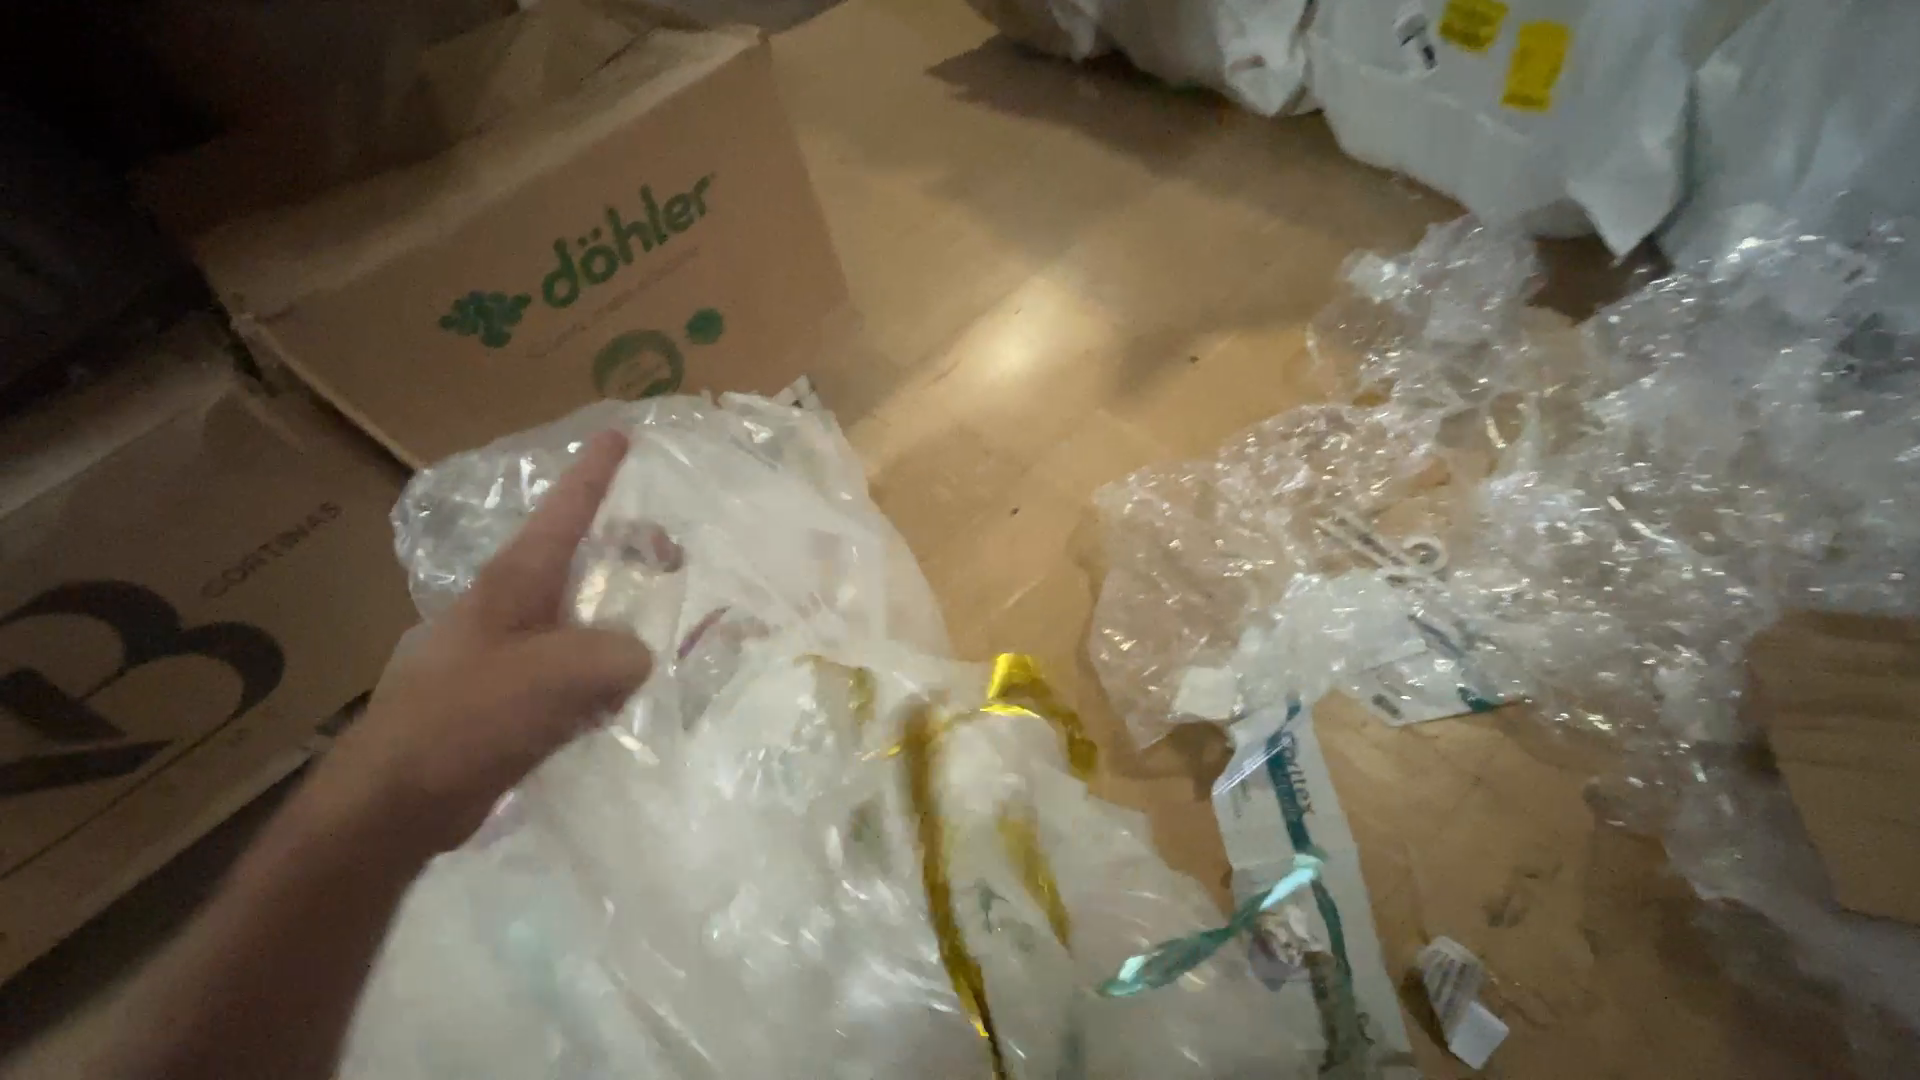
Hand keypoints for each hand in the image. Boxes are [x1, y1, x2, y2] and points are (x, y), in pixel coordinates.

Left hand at [311, 431, 652, 854]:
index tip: (621, 434)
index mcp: (515, 582)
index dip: (596, 472)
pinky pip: (568, 667)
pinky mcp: (505, 696)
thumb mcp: (558, 677)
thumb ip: (619, 656)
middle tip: (672, 559)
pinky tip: (619, 698)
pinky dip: (599, 670)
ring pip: (577, 616)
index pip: (565, 511)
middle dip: (626, 551)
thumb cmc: (467, 719)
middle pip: (578, 559)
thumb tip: (637, 658)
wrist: (392, 800)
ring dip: (616, 616)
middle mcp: (508, 605)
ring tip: (658, 634)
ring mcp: (503, 650)